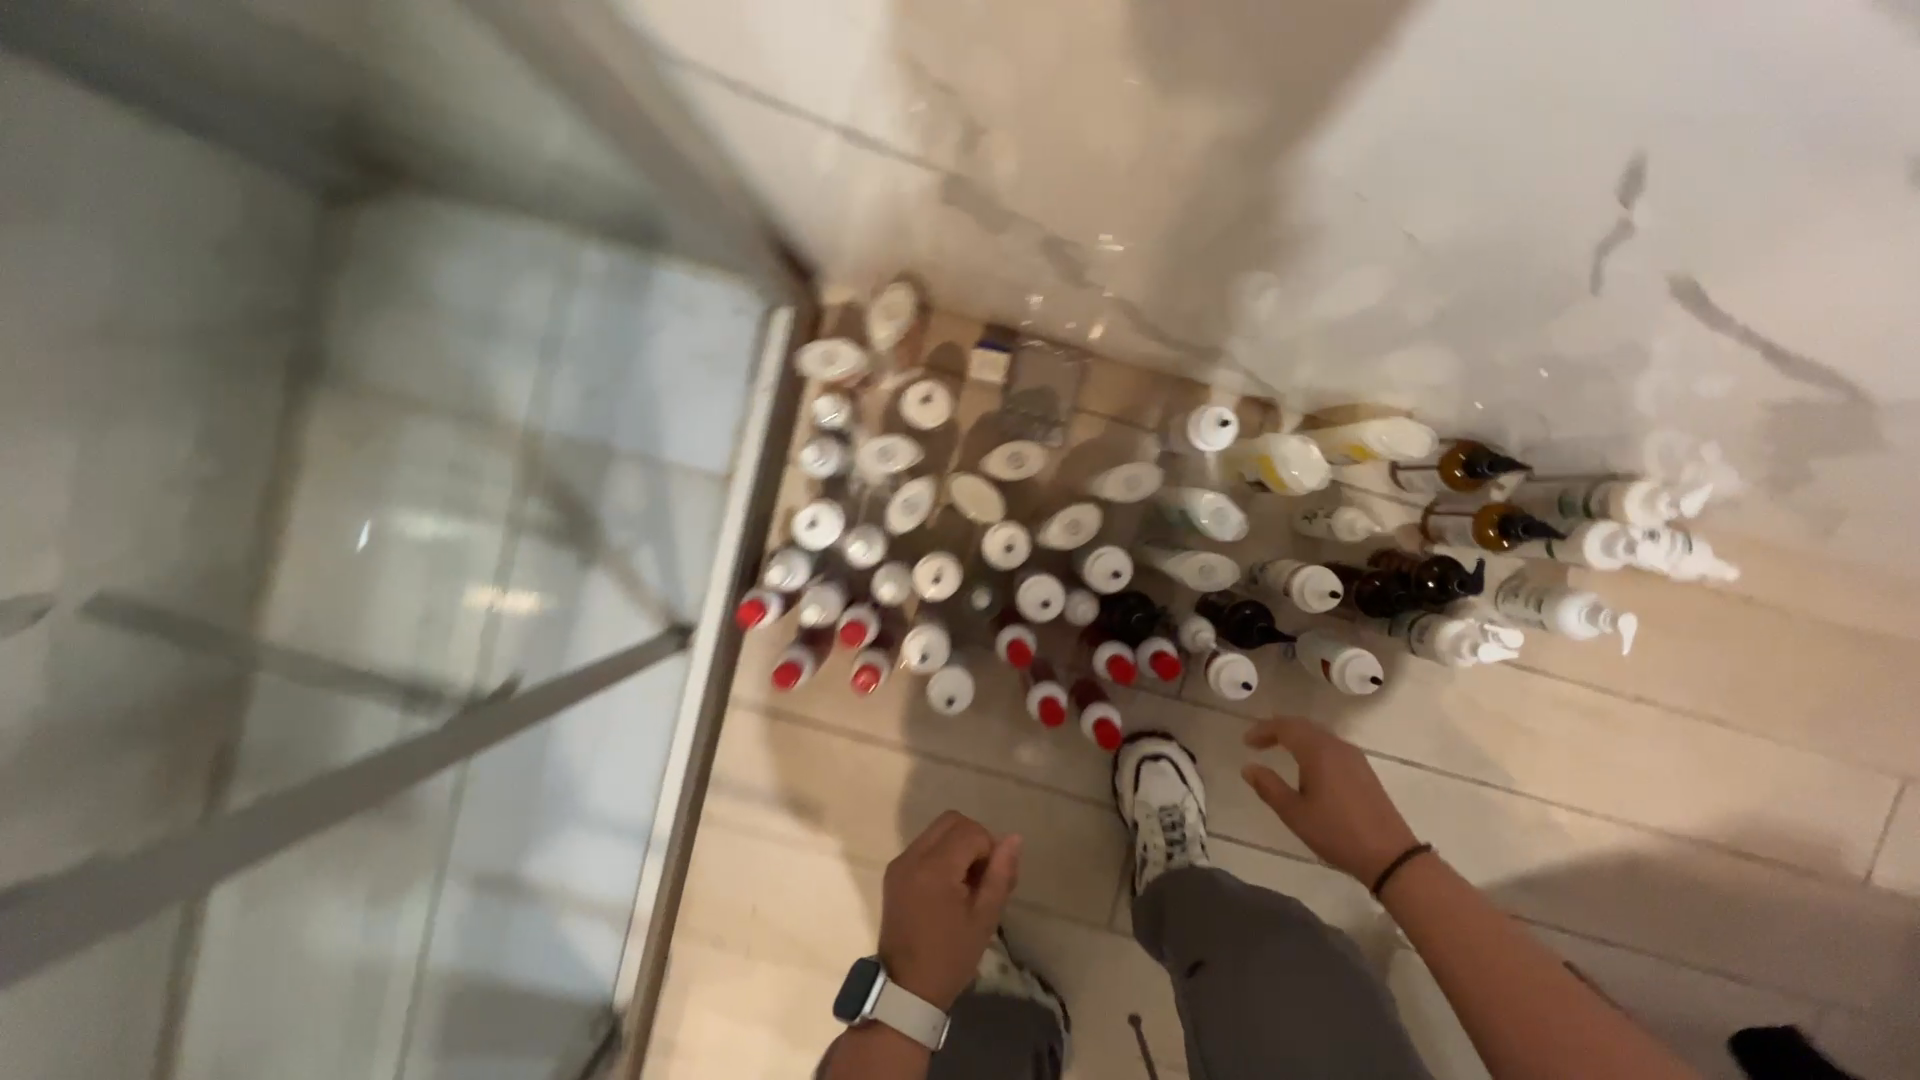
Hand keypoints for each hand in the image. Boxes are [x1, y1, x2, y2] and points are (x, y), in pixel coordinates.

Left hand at [878, 811, 1021, 1010]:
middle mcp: (912, 856)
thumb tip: (1014, 838)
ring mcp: (899, 863)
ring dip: (957, 846)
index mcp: (934, 868)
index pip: (970, 831)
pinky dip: (941, 855)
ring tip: (966, 885)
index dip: (989, 849)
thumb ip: (1000, 874)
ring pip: (937, 831)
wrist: (907, 988)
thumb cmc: (951, 956)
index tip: (992, 880)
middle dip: (974, 839)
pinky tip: (948, 888)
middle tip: (981, 876)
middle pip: (952, 821)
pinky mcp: (893, 873)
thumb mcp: (985, 918)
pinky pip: (923, 846)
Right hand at [1241, 716, 1419, 883]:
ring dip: (1296, 737)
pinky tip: (1307, 766)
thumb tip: (1248, 767)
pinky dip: (1312, 747)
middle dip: (1278, 729)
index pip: (1286, 727)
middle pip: (1304, 726)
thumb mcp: (1294, 813)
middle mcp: (1338, 747)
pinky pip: (1332, 747)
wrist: (1390, 856)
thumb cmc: (1337, 833)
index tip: (1246, 742)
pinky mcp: (1364, 770)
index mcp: (1319, 752)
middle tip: (1258, 741)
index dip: (1263, 730)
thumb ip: (1268, 787)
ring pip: (1319, 735)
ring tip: (1278, 749)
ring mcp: (1354, 758)